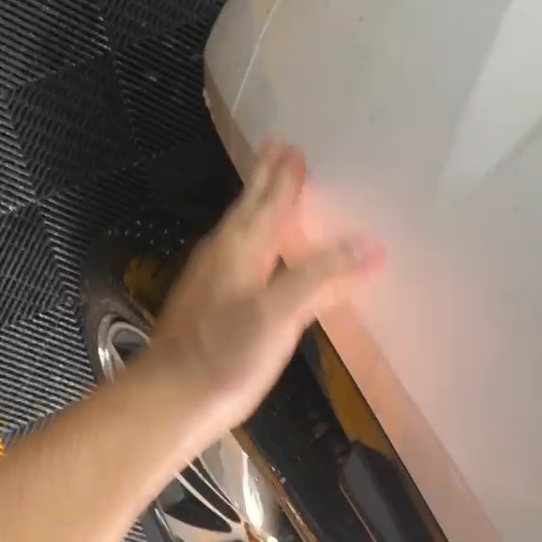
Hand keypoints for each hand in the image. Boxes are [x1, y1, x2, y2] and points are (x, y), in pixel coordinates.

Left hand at [137, 142, 383, 435]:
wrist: (172, 394)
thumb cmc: (225, 354)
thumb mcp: (278, 315)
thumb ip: (320, 277)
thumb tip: (370, 242)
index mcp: (239, 250)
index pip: (268, 204)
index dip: (283, 177)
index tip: (292, 147)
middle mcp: (221, 255)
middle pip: (248, 208)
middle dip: (264, 179)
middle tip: (278, 149)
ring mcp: (208, 277)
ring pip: (238, 228)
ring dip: (256, 206)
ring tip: (271, 190)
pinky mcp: (205, 301)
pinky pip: (234, 252)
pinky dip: (251, 237)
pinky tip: (253, 253)